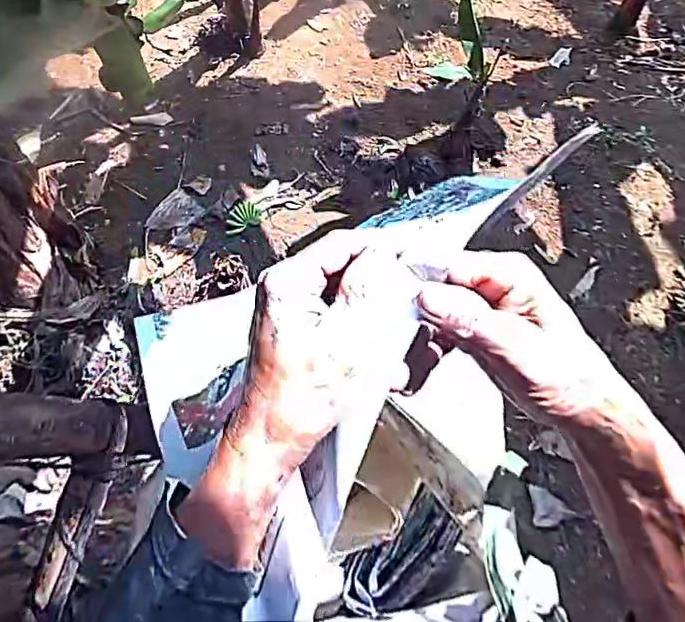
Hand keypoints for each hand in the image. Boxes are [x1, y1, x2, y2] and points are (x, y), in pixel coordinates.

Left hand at [232, 231, 416, 464]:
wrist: (270, 440)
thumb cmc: (297, 403)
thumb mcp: (344, 346)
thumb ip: (365, 295)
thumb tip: (384, 254)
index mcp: (286, 282)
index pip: (341, 244)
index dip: (382, 247)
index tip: (414, 253)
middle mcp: (282, 286)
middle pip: (342, 264)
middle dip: (380, 279)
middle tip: (413, 288)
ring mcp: (288, 304)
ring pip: (343, 288)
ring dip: (374, 305)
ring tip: (398, 323)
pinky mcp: (296, 324)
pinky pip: (336, 310)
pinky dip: (361, 323)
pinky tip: (379, 346)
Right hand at [417, 253, 684, 621]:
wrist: (588, 420)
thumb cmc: (571, 380)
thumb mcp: (519, 351)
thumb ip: (471, 321)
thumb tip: (425, 295)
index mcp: (504, 272)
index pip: (442, 264)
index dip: (408, 279)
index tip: (378, 297)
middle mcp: (484, 282)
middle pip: (427, 286)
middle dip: (403, 318)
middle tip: (382, 341)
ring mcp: (473, 306)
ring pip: (423, 314)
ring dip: (406, 343)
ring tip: (395, 371)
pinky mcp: (466, 330)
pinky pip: (430, 337)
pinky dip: (418, 357)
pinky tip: (408, 378)